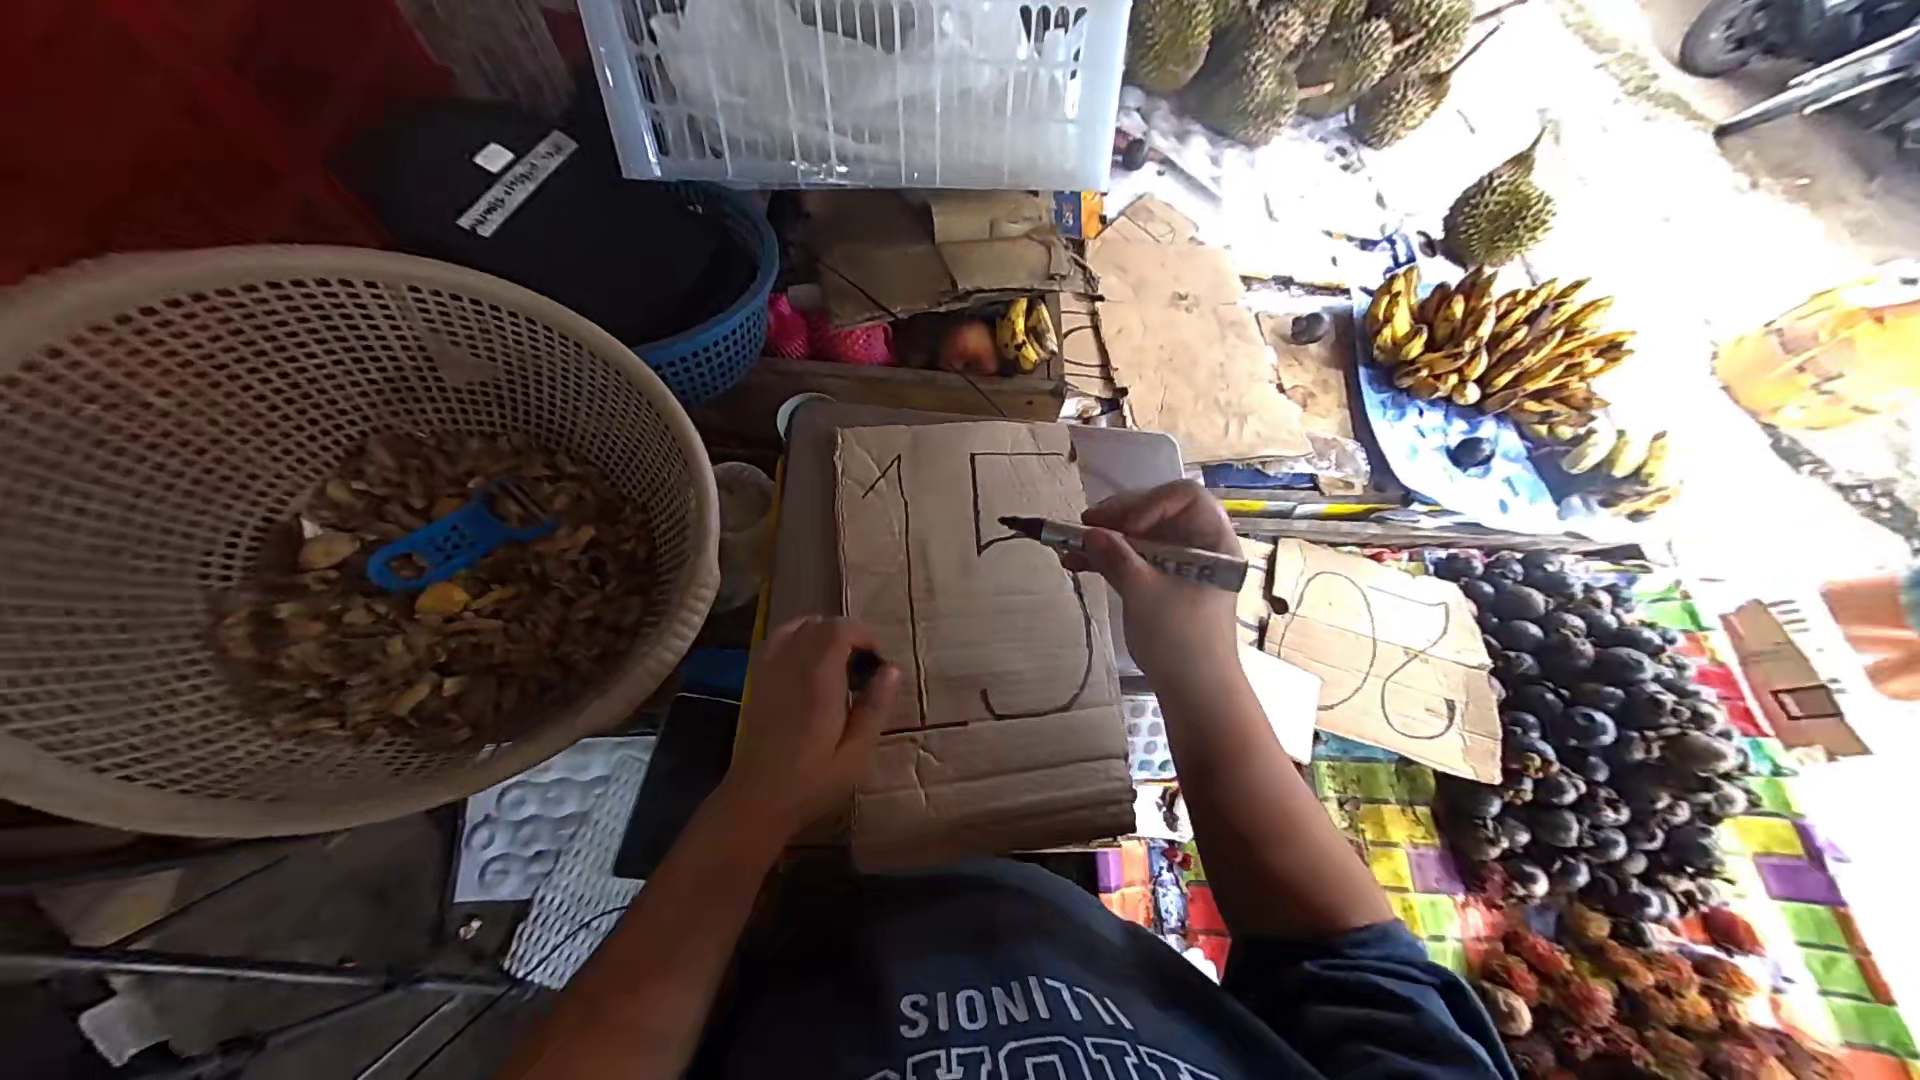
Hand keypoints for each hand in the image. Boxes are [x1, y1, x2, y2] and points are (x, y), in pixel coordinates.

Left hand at [719, 616, 900, 840]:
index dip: (866, 635)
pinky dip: (798, 636)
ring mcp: (769, 669)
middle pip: (822, 623)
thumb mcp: (856, 753)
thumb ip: (875, 707)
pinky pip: (777, 638)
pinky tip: (808, 661)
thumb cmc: (811, 782)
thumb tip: (893, 669)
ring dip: (824, 633)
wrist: (755, 801)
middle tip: (865, 668)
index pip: (841, 628)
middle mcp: (791, 664)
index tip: (880, 663)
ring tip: (840, 661)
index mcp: (818, 680)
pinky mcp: (756, 679)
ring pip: (799, 625)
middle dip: (850, 635)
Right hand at [1076, 481, 1238, 688]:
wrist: (1194, 690)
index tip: (1120, 526)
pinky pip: (1133, 557)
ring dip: (1105, 538)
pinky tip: (1076, 562)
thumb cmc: (1180, 640)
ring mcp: (1179, 564)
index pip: (1183, 497)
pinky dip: (1107, 557)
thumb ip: (1116, 558)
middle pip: (1157, 512)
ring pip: (1139, 535)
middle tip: (1086, 526)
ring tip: (1071, 546)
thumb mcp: (1144, 594)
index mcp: (1212, 541)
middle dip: (1118, 517)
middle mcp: (1198, 545)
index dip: (1148, 503)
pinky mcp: (1161, 581)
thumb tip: (1089, 533)